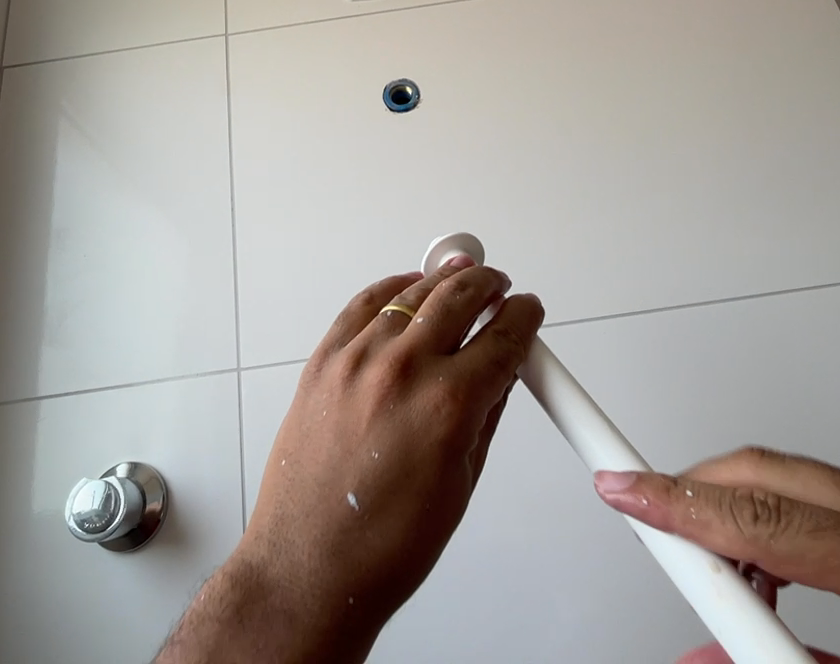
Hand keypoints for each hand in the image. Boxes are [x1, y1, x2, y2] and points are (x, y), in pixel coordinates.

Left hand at [156, 259, 543, 663]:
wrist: (310, 566)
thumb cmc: (384, 545)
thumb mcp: (462, 483)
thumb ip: (487, 414)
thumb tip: (502, 372)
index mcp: (449, 406)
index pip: (504, 336)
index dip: (524, 316)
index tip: (528, 309)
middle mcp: (403, 370)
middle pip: (460, 297)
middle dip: (489, 284)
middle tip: (498, 285)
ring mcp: (358, 360)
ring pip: (413, 292)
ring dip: (444, 279)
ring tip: (460, 273)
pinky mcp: (324, 360)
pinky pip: (363, 303)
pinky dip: (391, 287)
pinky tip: (407, 286)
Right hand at [594, 448, 839, 663]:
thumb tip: (699, 660)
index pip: (766, 515)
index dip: (680, 501)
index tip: (623, 488)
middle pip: (767, 471)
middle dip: (693, 489)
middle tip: (645, 516)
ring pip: (786, 474)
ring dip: (730, 509)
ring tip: (708, 570)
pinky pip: (817, 497)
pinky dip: (769, 520)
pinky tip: (760, 573)